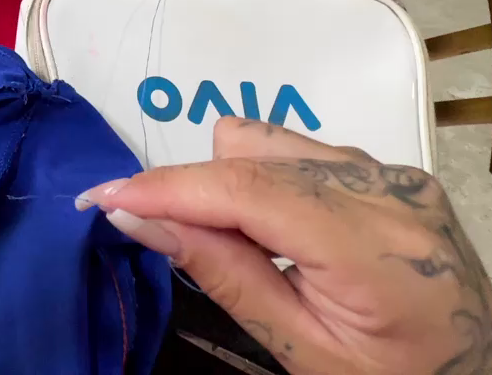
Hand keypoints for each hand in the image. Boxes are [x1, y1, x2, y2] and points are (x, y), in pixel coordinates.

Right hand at [78, 117, 491, 374]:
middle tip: (178, 243)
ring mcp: (390, 169)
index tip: (102, 198)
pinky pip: (290, 147)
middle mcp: (383, 186)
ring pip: (259, 139)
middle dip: (194, 193)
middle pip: (242, 152)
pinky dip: (261, 178)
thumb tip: (133, 218)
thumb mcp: (305, 353)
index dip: (164, 189)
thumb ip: (220, 272)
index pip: (243, 191)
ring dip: (227, 181)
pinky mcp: (387, 166)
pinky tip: (279, 229)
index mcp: (374, 247)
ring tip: (245, 244)